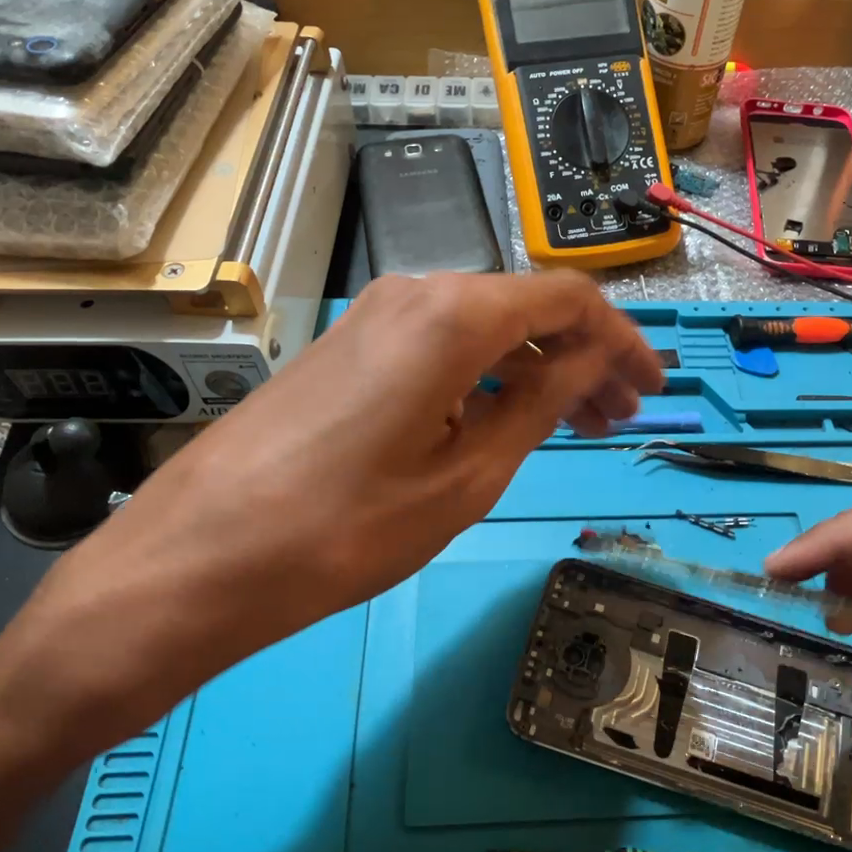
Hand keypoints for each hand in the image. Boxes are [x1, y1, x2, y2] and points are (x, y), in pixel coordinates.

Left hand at [0, 272, 662, 757]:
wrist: (199, 557)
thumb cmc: (347, 529)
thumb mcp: (468, 476)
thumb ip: (541, 402)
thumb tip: (593, 357)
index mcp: (453, 315)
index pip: (567, 301)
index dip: (621, 341)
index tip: (652, 390)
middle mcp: (414, 294)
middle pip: (525, 310)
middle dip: (582, 360)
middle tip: (616, 421)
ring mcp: (373, 318)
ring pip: (482, 329)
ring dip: (535, 371)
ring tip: (572, 428)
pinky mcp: (346, 349)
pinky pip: (440, 347)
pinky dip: (486, 378)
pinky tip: (502, 423)